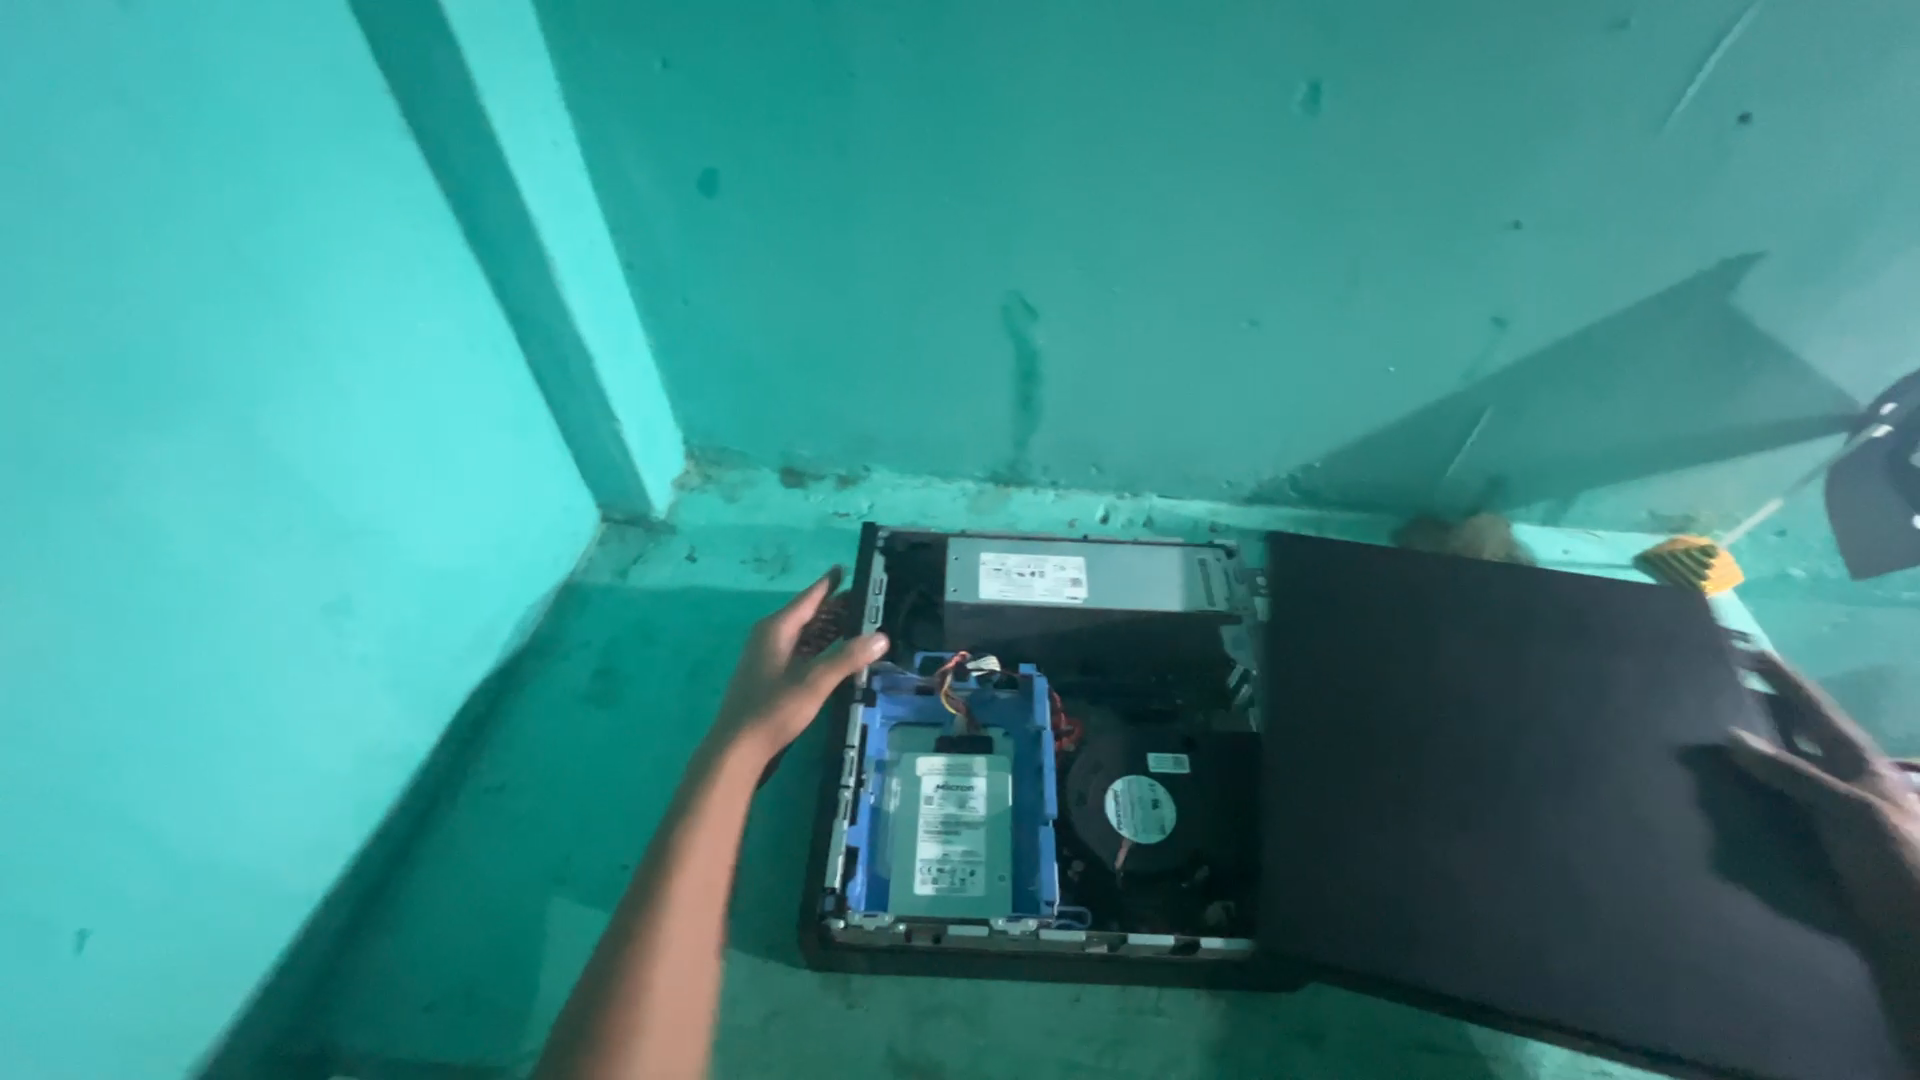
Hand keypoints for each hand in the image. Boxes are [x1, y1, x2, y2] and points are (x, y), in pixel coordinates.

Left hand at [710, 567, 887, 761]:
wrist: (737, 749)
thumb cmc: (772, 710)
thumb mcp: (814, 682)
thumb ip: (847, 658)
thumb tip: (881, 636)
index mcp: (776, 629)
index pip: (809, 598)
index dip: (828, 583)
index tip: (845, 568)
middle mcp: (770, 637)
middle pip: (808, 614)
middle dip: (835, 607)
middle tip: (866, 600)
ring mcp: (769, 657)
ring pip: (805, 634)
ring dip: (830, 629)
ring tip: (859, 623)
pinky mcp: (772, 676)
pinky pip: (802, 651)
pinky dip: (821, 648)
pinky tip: (839, 654)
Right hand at [1727, 653, 1919, 973]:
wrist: (1915, 933)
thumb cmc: (1900, 864)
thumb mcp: (1853, 812)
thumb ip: (1793, 775)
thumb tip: (1730, 736)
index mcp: (1862, 767)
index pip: (1818, 712)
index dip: (1787, 682)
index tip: (1752, 652)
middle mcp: (1843, 783)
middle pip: (1796, 737)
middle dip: (1761, 712)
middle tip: (1718, 690)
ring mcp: (1826, 813)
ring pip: (1777, 770)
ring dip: (1744, 754)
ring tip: (1703, 737)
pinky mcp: (1810, 841)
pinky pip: (1765, 805)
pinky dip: (1737, 793)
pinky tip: (1711, 792)